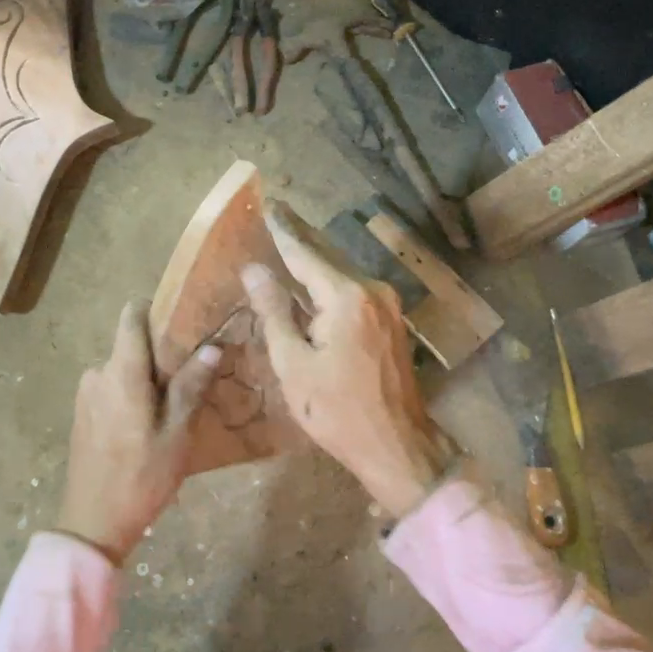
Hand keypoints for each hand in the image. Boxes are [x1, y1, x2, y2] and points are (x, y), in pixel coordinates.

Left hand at [57, 301, 220, 564]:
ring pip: (123, 370)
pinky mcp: (83, 414)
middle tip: (194, 371)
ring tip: (177, 402)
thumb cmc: (141, 478)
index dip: (155, 310)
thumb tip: (212, 346)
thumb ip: (191, 386)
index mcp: (120, 371)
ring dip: (147, 378)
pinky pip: (112, 389)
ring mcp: (86, 394)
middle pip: (131, 345)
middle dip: (160, 353)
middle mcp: (97, 373)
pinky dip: (132, 394)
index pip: (132, 317)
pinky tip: (151, 422)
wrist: (92, 524)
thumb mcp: (176, 434)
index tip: (183, 317)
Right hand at [241, 205, 448, 516]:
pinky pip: (354, 289)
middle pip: (328, 255)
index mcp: (346, 297)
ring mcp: (387, 304)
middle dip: (300, 235)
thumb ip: (274, 312)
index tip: (268, 204)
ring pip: (342, 271)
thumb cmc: (337, 411)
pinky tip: (313, 278)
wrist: (398, 446)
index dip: (283, 231)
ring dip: (315, 258)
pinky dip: (330, 279)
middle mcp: (372, 290)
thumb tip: (254, 270)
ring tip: (288, 238)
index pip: (305, 254)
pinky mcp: (391, 320)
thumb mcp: (294, 365)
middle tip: (277, 210)